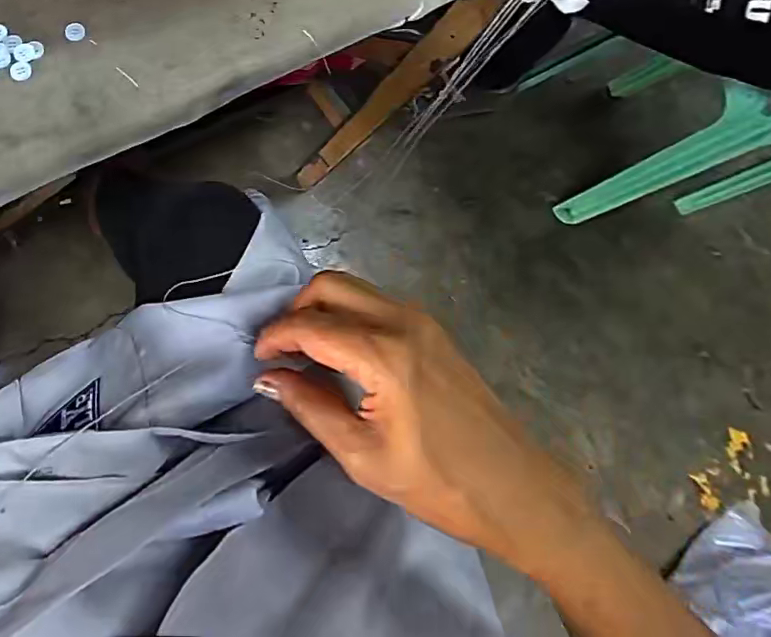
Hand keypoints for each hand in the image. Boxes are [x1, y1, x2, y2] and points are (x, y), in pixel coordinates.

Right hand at [254, 272, 709, 636]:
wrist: (514, 485)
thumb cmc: (437, 482)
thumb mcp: (363, 456)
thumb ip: (311, 407)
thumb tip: (270, 377)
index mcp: (385, 353)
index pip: (313, 324)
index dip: (276, 335)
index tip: (257, 357)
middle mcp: (402, 319)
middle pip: (332, 284)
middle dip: (297, 309)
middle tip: (279, 350)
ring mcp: (421, 318)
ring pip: (355, 288)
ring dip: (323, 308)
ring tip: (305, 351)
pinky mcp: (432, 327)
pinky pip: (376, 302)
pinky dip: (348, 313)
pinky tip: (341, 351)